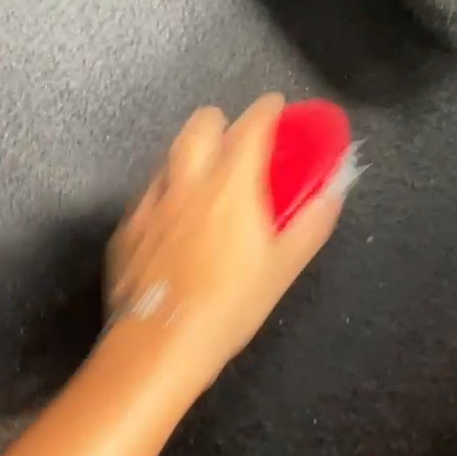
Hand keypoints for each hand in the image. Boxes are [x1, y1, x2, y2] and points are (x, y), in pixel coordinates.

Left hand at [106, 94, 346, 390]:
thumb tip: (332, 191)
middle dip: (219, 124)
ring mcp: (148, 208)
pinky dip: (162, 201)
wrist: (160, 345)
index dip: (267, 111)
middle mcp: (185, 185)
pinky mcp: (124, 235)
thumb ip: (311, 222)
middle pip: (198, 127)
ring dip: (188, 161)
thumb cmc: (229, 307)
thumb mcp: (282, 268)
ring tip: (203, 184)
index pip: (251, 125)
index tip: (275, 109)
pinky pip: (144, 202)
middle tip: (234, 141)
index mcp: (230, 185)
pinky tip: (170, 225)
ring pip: (167, 162)